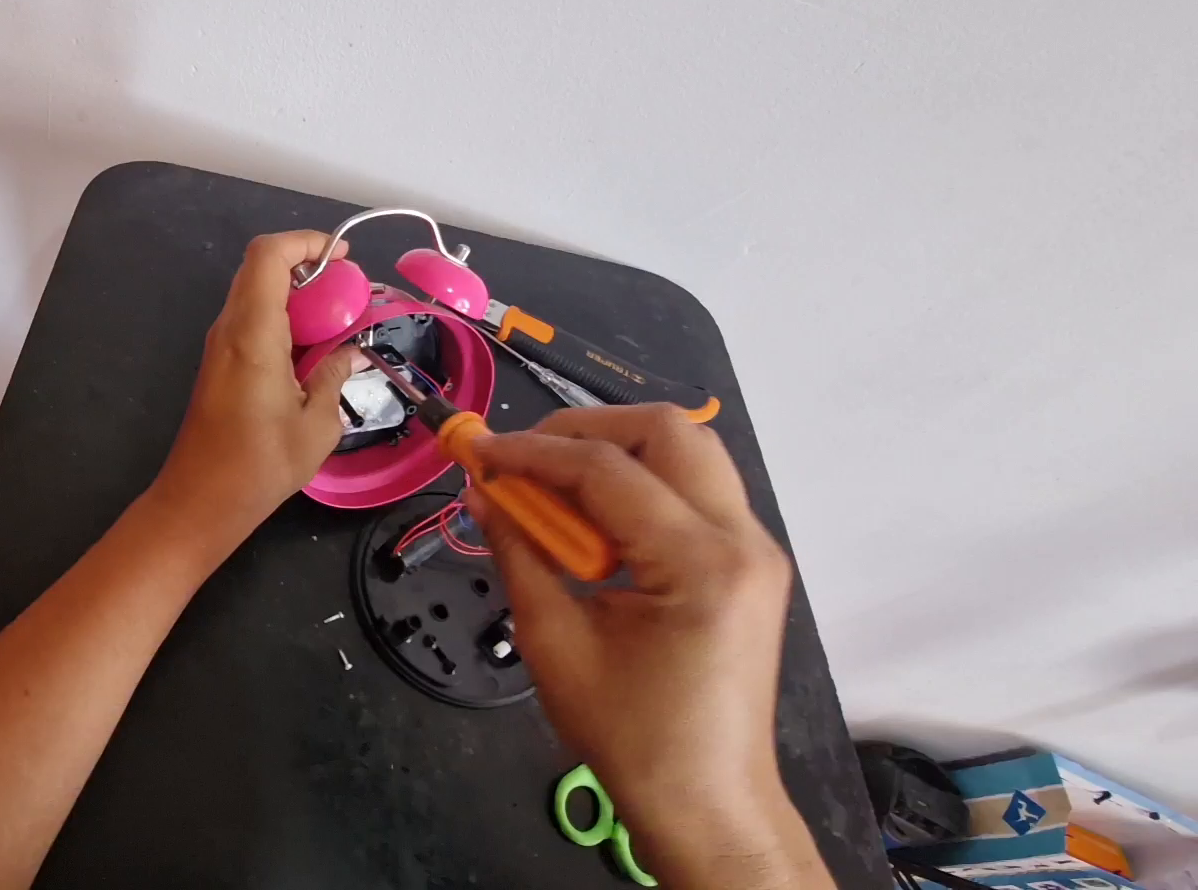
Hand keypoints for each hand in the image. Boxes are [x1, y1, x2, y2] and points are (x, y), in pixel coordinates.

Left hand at [146, 232, 359, 548]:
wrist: (200, 500)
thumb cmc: (260, 465)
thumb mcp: (316, 425)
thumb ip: (334, 376)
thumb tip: (349, 352)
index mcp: (253, 334)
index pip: (268, 256)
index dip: (306, 243)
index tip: (343, 259)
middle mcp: (229, 329)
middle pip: (260, 267)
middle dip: (306, 266)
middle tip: (346, 291)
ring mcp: (219, 345)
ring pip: (254, 292)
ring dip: (294, 294)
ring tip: (334, 320)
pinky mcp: (217, 363)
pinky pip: (250, 319)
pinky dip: (280, 317)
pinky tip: (308, 349)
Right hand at [467, 406, 829, 888]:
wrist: (708, 802)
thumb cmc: (628, 733)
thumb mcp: (552, 639)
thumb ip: (516, 549)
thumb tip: (479, 491)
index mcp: (697, 565)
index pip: (605, 469)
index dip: (530, 450)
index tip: (478, 451)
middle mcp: (740, 539)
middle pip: (666, 429)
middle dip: (583, 428)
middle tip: (526, 458)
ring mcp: (753, 546)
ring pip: (686, 447)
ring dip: (613, 447)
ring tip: (555, 481)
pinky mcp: (747, 558)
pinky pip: (690, 485)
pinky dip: (635, 479)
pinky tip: (593, 516)